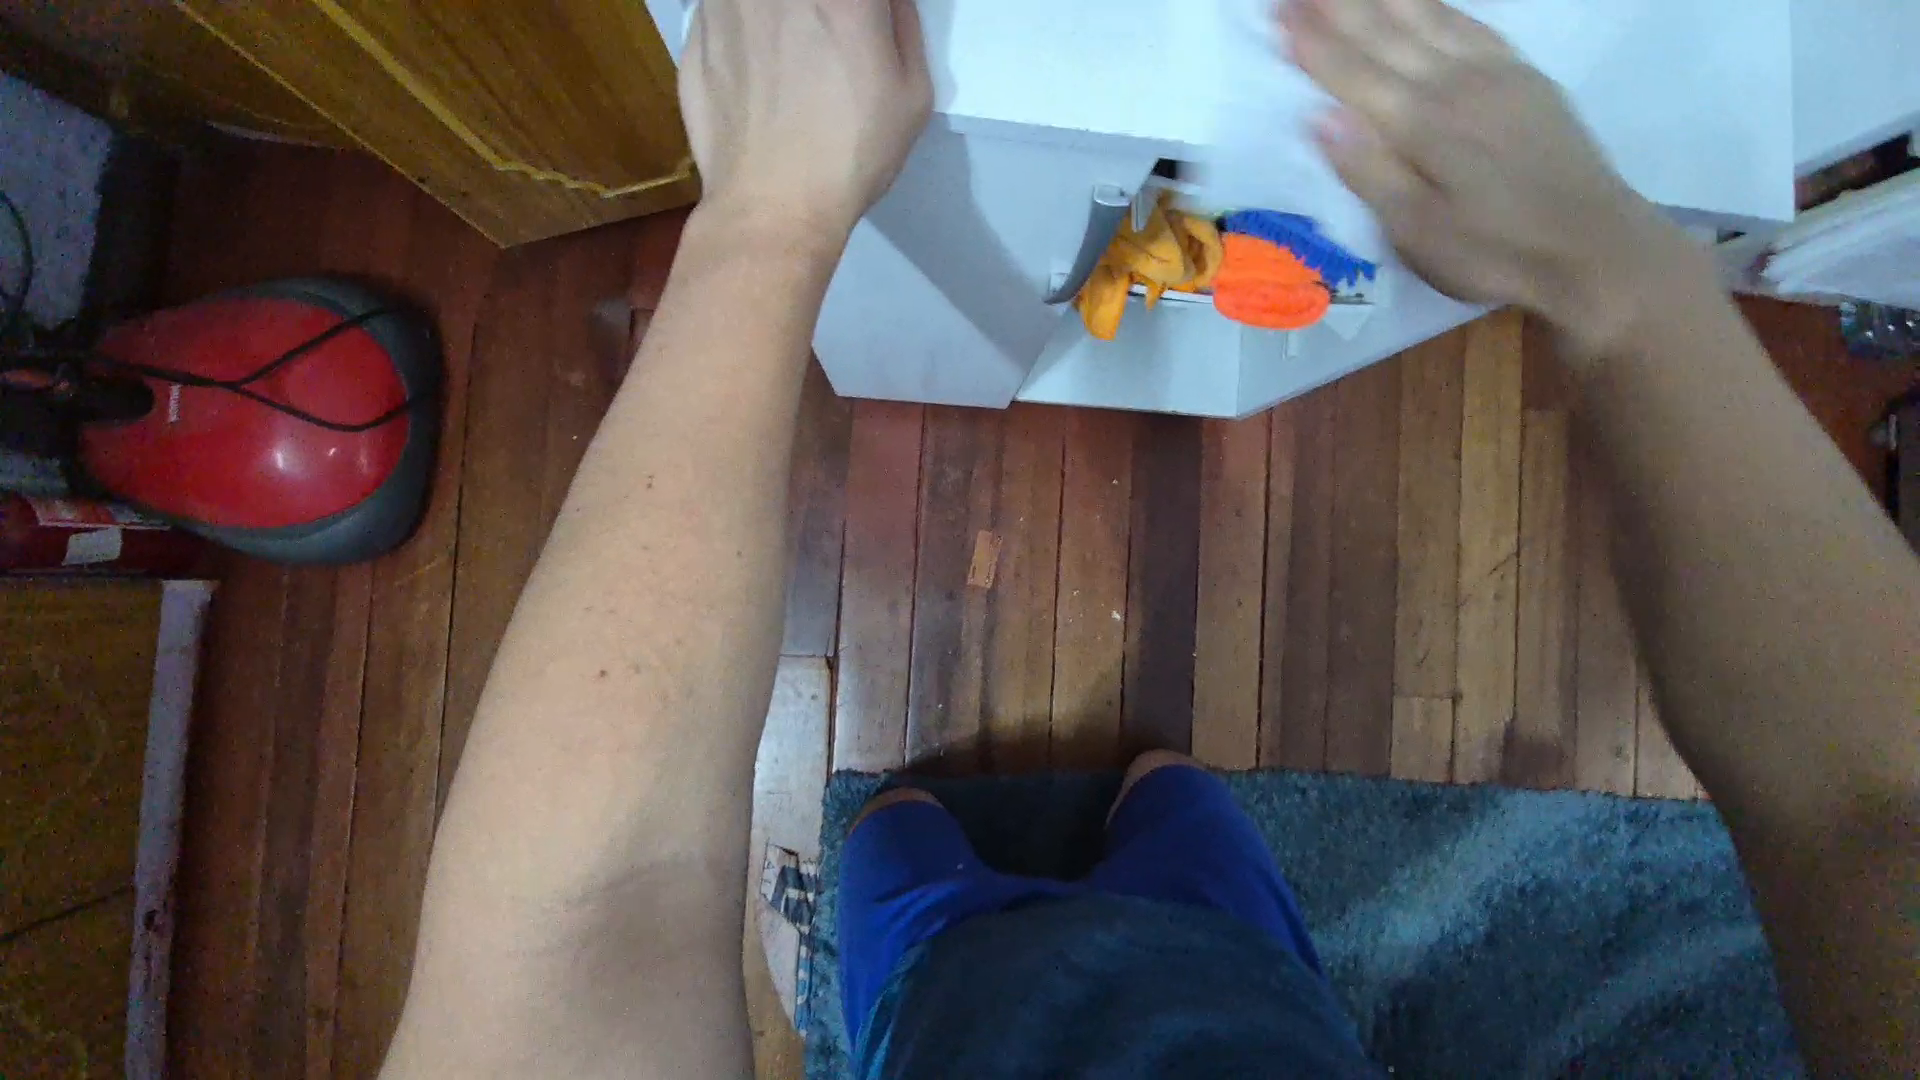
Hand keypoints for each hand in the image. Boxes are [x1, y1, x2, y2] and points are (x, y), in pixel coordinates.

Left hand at [680, 0, 933, 243]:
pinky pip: (728, 10)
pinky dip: (745, 31)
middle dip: (823, 17)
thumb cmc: (850, 158)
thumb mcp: (912, 98)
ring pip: (763, 4)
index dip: (866, 14)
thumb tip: (887, 2)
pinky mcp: (695, 24)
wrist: (771, 207)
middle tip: (828, 54)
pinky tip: (759, 74)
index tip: (868, 33)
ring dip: (780, 24)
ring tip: (791, 64)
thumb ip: (903, 27)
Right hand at [1281, 0, 1682, 344]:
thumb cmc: (1489, 252)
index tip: (1277, 12)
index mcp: (1422, 125)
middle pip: (1384, 33)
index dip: (1310, 43)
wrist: (1590, 246)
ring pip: (1425, 17)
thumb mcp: (1416, 230)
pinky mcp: (1521, 77)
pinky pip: (1470, 23)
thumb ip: (1369, 171)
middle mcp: (1456, 84)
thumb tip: (1319, 119)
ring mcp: (1494, 74)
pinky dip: (1435, 3)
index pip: (1351, 74)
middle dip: (1336, 5)